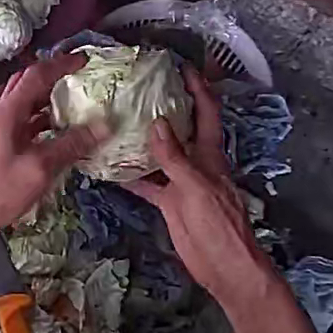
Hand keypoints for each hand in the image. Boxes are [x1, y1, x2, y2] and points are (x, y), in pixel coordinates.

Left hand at [0, 51, 104, 238]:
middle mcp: (0, 115)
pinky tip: (61, 130)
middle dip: (53, 76)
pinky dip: (43, 119)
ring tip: (76, 100)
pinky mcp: (0, 144)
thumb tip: (103, 126)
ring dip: (48, 98)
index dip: (60, 64)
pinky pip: (24, 122)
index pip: (35, 75)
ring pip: (25, 103)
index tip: (84, 59)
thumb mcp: (41, 168)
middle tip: (80, 76)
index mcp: (7, 113)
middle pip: (27, 84)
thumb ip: (71, 144)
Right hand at [123, 68, 280, 306]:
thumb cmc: (219, 225)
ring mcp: (179, 182)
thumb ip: (175, 158)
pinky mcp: (168, 202)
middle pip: (179, 128)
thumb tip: (157, 123)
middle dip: (163, 107)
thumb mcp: (196, 188)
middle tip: (137, 88)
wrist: (224, 267)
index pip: (205, 112)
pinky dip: (129, 175)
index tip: (181, 66)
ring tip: (115, 121)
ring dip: (140, 140)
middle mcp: (194, 162)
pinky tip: (108, 167)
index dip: (198, 87)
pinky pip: (146, 183)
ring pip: (158, 154)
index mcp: (209, 154)